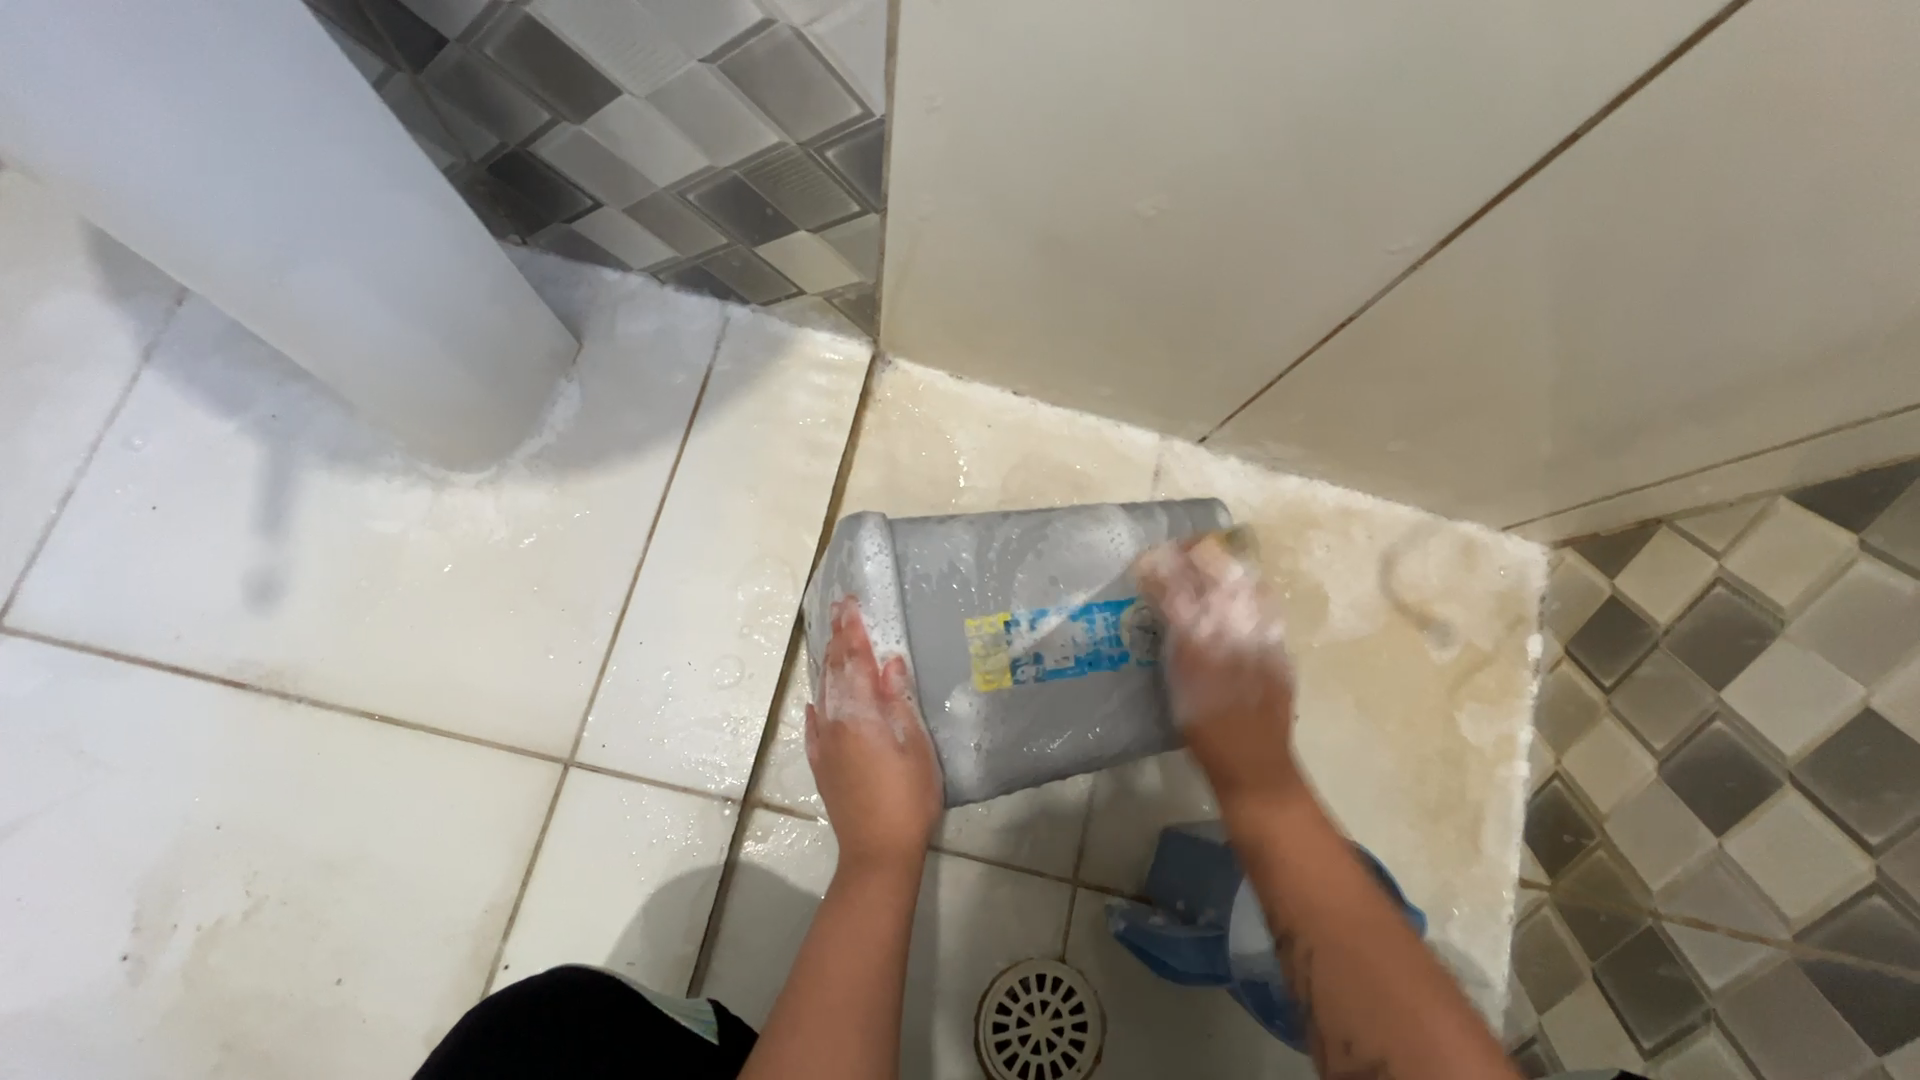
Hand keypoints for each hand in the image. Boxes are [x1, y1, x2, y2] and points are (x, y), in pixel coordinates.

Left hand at [807, 596, 943, 869]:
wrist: (877, 850)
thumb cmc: (908, 797)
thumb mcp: (915, 745)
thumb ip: (899, 702)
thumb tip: (889, 662)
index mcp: (860, 713)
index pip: (854, 660)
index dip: (852, 630)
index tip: (849, 603)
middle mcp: (835, 722)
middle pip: (834, 672)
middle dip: (837, 639)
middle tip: (838, 611)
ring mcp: (824, 744)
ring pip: (823, 695)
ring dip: (827, 666)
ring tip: (831, 643)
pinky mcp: (822, 765)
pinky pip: (814, 726)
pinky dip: (817, 707)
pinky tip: (816, 701)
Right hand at [1133, 535, 1307, 815]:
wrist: (1254, 762)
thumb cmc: (1203, 730)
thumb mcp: (1176, 683)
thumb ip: (1174, 639)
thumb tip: (1166, 604)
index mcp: (1196, 642)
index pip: (1176, 587)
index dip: (1163, 566)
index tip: (1150, 557)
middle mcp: (1230, 632)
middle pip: (1216, 576)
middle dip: (1198, 554)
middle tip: (1183, 548)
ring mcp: (1260, 637)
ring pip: (1245, 586)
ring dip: (1225, 565)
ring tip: (1211, 558)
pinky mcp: (1279, 648)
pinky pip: (1265, 607)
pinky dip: (1250, 589)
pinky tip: (1242, 588)